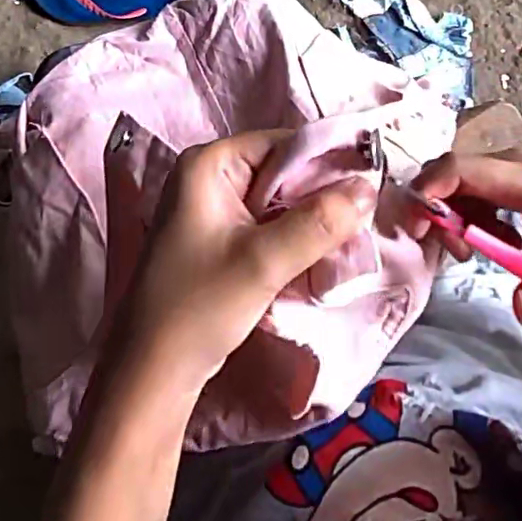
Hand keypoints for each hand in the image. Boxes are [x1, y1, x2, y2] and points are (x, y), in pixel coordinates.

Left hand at [107, 129, 376, 390]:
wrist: (150, 376)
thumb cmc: (197, 309)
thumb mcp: (263, 262)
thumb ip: (319, 222)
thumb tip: (369, 188)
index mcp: (210, 164)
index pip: (284, 144)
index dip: (329, 160)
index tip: (371, 183)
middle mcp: (212, 177)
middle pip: (286, 171)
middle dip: (324, 194)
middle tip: (366, 215)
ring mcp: (217, 209)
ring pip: (283, 200)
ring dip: (315, 219)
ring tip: (352, 237)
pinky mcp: (224, 238)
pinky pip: (272, 224)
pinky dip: (299, 237)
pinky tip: (323, 255)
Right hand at [411, 153, 521, 328]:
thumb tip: (519, 307)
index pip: (463, 168)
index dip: (429, 190)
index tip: (415, 226)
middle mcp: (520, 168)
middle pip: (455, 171)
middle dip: (436, 206)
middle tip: (449, 250)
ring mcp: (521, 175)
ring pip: (463, 183)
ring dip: (454, 216)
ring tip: (474, 252)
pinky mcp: (521, 188)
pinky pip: (478, 193)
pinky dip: (472, 218)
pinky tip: (499, 245)